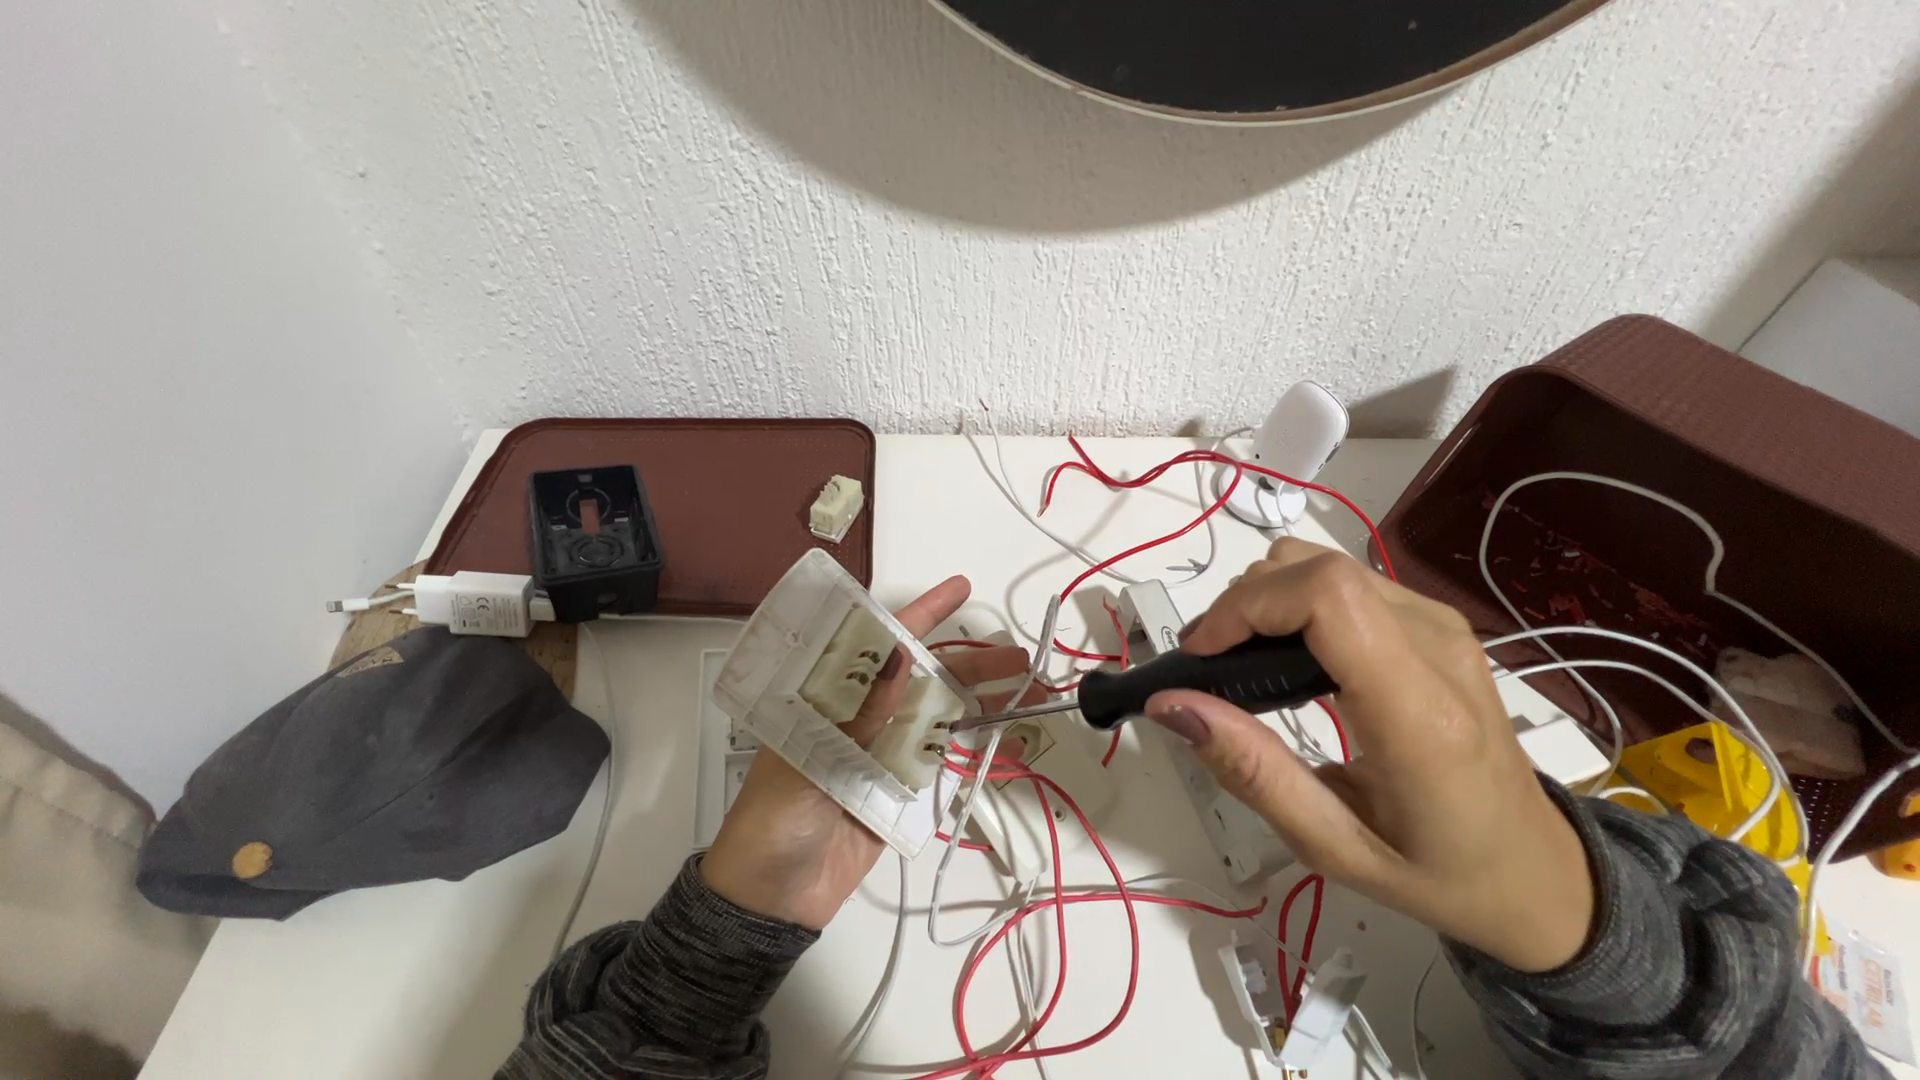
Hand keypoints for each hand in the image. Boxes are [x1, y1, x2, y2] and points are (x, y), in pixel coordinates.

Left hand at [701, 576, 1043, 929]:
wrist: (772, 899)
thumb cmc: (774, 820)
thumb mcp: (810, 761)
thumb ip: (858, 713)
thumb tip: (901, 655)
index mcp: (827, 697)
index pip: (875, 643)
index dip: (919, 615)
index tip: (959, 589)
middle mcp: (860, 714)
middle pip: (921, 676)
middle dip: (969, 662)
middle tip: (1016, 658)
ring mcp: (882, 750)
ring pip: (938, 712)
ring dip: (980, 698)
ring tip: (1026, 690)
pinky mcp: (898, 787)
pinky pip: (938, 757)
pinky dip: (972, 743)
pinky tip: (1005, 735)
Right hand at [1151, 538, 1595, 971]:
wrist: (1540, 869)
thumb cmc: (1437, 872)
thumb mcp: (1332, 846)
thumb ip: (1251, 770)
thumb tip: (1171, 704)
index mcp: (1418, 712)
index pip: (1326, 597)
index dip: (1246, 606)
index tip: (1201, 655)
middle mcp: (1437, 647)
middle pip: (1315, 568)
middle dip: (1242, 605)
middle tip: (1210, 667)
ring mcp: (1441, 626)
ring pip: (1323, 563)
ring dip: (1265, 601)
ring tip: (1243, 661)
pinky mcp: (1435, 623)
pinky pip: (1344, 581)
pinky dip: (1294, 604)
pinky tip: (1287, 658)